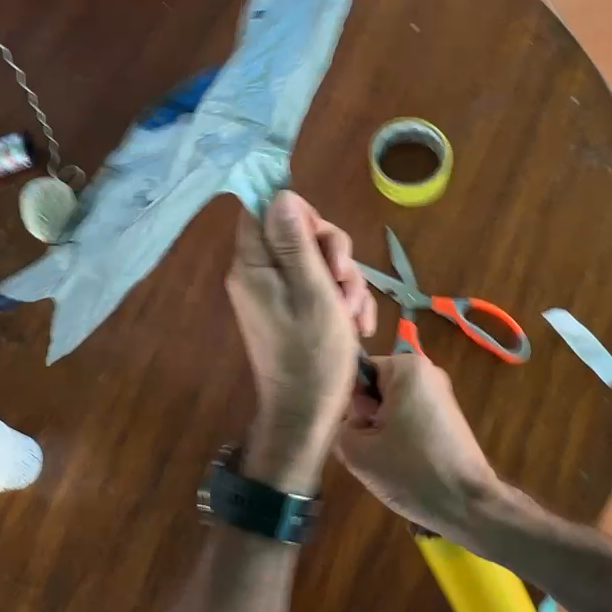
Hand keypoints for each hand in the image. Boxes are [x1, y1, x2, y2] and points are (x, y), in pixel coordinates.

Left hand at [226, 192, 377, 490]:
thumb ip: (296, 241)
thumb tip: (280, 194)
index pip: (265, 209)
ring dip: (345, 283)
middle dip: (333, 255)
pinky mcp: (292, 311)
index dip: (300, 214)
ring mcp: (275, 294)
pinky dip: (341, 302)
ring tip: (356, 316)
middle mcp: (258, 274)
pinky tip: (359, 326)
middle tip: (345, 283)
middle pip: (298, 234)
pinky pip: (319, 288)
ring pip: (316, 261)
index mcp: (253, 265)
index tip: (324, 239)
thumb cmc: (312, 354)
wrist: (307, 416)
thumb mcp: (312, 290)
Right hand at [337, 353, 501, 539]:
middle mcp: (427, 370)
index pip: (356, 371)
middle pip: (376, 387)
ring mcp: (440, 393)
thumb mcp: (356, 451)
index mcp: (406, 367)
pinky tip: (404, 460)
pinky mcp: (448, 415)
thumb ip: (339, 424)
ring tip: (388, 457)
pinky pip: (409, 416)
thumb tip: (351, 422)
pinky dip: (400, 435)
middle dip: (367, 415)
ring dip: (382, 428)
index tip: (356, 428)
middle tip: (372, 446)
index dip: (347, 401)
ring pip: (390, 404)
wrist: (468, 505)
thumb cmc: (412, 472)